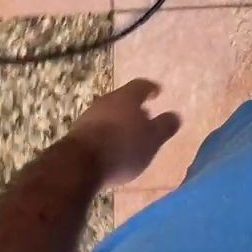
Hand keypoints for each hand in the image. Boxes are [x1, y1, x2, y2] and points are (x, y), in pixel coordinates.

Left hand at [64, 78, 180, 186]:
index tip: (157, 92)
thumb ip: (164, 126)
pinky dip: (106, 135)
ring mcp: (88, 117)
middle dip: (134, 108)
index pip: (141, 86)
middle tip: (144, 116)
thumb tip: (175, 116)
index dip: (151, 89)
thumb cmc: (123, 147)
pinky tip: (110, 149)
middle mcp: (107, 101)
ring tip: (127, 136)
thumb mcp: (152, 139)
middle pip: (123, 99)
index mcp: (127, 97)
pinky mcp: (76, 135)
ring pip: (108, 114)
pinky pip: (96, 130)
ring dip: (118, 122)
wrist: (78, 165)